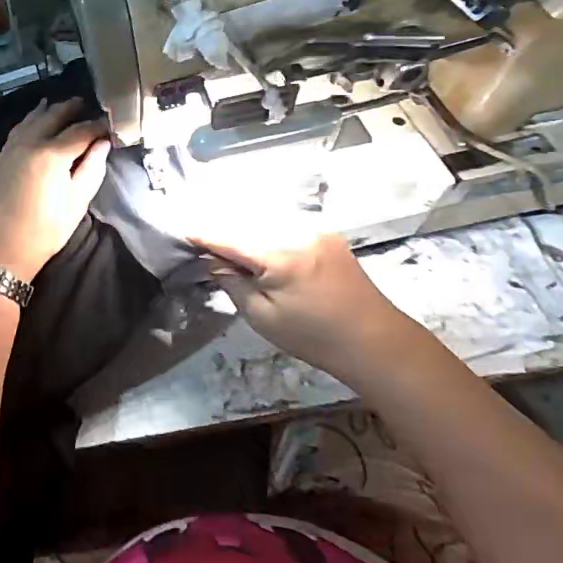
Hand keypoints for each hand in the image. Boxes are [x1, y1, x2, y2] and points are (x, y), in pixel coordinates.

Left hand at [0, 98, 111, 280]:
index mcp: (52, 155)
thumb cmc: (44, 232)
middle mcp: (30, 143)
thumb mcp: (76, 203)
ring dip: (53, 110)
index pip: (81, 131)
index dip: (99, 126)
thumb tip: (103, 144)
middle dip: (74, 109)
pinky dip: (33, 118)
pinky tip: (39, 116)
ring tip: (68, 106)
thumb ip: (92, 169)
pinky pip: (20, 127)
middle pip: (55, 115)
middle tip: (91, 105)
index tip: (113, 124)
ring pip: (34, 117)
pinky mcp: (2, 156)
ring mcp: (12, 147)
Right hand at [196, 233, 429, 377]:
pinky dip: (274, 231)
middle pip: (251, 225)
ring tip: (235, 244)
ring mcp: (318, 232)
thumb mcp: (264, 318)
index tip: (188, 234)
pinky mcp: (331, 237)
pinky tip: (266, 242)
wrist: (373, 340)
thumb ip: (235, 285)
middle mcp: (297, 234)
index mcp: (278, 257)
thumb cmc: (313, 337)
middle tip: (210, 246)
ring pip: (273, 222)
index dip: (207, 238)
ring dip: (252, 230)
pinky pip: (293, 226)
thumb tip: (214, 262)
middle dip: (229, 232)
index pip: (231, 240)